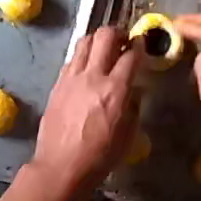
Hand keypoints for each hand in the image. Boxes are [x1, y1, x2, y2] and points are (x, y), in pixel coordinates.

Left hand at [27, 26, 141, 200]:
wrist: (61, 167)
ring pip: (85, 41)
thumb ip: (133, 106)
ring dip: (97, 40)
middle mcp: (93, 77)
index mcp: (115, 90)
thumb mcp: (128, 135)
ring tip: (104, 50)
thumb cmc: (100, 157)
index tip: (143, 45)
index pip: (132, 55)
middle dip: (118, 33)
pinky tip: (87, 69)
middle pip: (105, 36)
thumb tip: (134, 90)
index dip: (140, 46)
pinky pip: (72, 59)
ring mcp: (72, 78)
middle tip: (123, 42)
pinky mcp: (57, 84)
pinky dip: (83, 57)